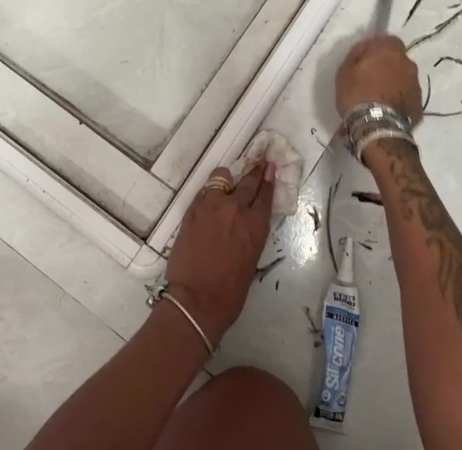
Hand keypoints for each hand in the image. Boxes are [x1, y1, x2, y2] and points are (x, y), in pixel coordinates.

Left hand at [164, 162, 274, 343]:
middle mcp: (236, 209)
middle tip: (258, 161)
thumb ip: (249, 234)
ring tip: (226, 182)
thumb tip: (244, 224)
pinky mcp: (192, 210)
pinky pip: (203, 191)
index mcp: (255, 225)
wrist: (196, 300)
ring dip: (226, 179)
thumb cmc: (230, 291)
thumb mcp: (251, 260)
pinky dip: (209, 192)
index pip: (265, 194)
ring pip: (221, 177)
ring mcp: (211, 206)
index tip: (270, 165)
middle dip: (254, 172)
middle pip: (247, 181)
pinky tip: (209, 197)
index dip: (268, 179)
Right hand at [336, 34, 423, 124]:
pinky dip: (398, 99)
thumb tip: (366, 46)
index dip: (377, 47)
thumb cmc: (357, 94)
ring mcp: (416, 85)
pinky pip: (406, 95)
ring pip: (403, 78)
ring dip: (394, 82)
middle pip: (398, 59)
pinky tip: (386, 109)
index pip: (389, 39)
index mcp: (391, 51)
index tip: (365, 58)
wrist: (377, 128)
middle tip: (371, 77)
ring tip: (378, 96)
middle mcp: (408, 64)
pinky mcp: (419, 104)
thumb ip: (357, 53)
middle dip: (387, 65)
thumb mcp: (345, 70)